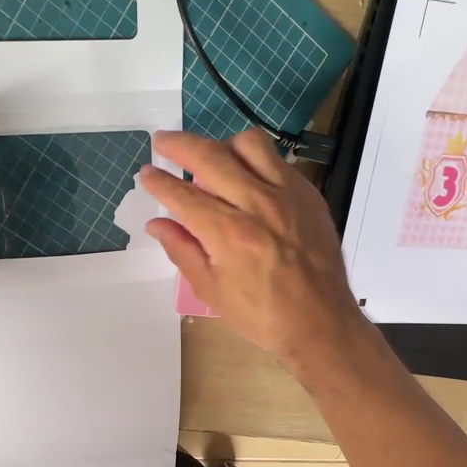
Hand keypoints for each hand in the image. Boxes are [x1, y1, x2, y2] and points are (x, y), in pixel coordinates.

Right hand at [137, 129, 370, 367]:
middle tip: (162, 143)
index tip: (146, 173)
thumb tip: (157, 223)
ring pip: (249, 145)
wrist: (320, 323)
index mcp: (229, 234)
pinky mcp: (309, 195)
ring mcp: (288, 195)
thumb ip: (182, 251)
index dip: (159, 182)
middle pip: (211, 157)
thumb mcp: (212, 291)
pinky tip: (247, 179)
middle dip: (180, 146)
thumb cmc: (261, 315)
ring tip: (211, 159)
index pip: (184, 195)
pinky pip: (277, 161)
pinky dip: (255, 162)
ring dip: (222, 145)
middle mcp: (257, 204)